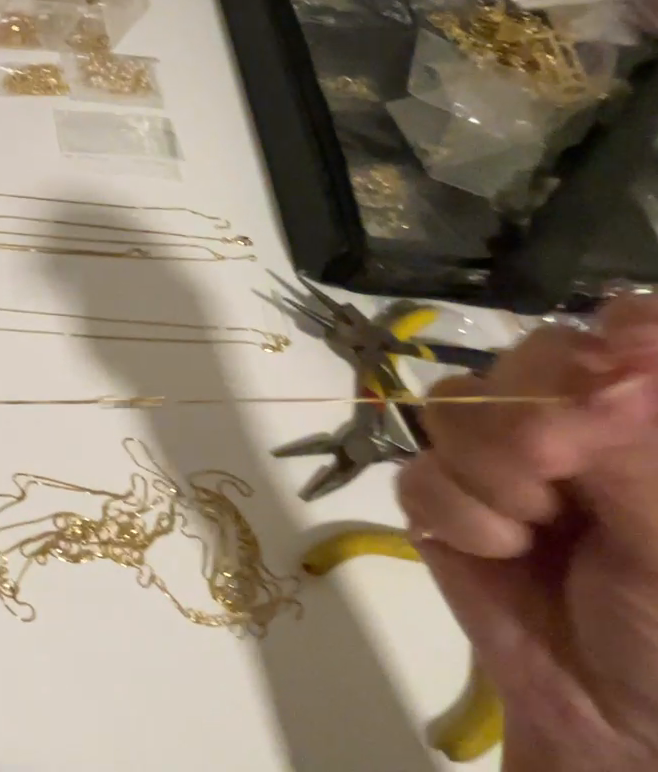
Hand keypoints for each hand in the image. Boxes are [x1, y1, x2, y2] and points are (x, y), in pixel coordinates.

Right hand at [398, 297, 657, 771]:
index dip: (616, 334)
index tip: (611, 370)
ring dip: (485, 477)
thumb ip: (633, 442)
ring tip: (531, 532)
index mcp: (653, 423)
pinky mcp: (446, 493)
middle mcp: (584, 425)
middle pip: (525, 359)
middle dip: (523, 420)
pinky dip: (452, 516)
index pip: (634, 331)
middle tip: (556, 482)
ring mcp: (505, 457)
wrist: (614, 717)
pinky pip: (415, 470)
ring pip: (451, 408)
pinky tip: (495, 550)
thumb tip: (603, 339)